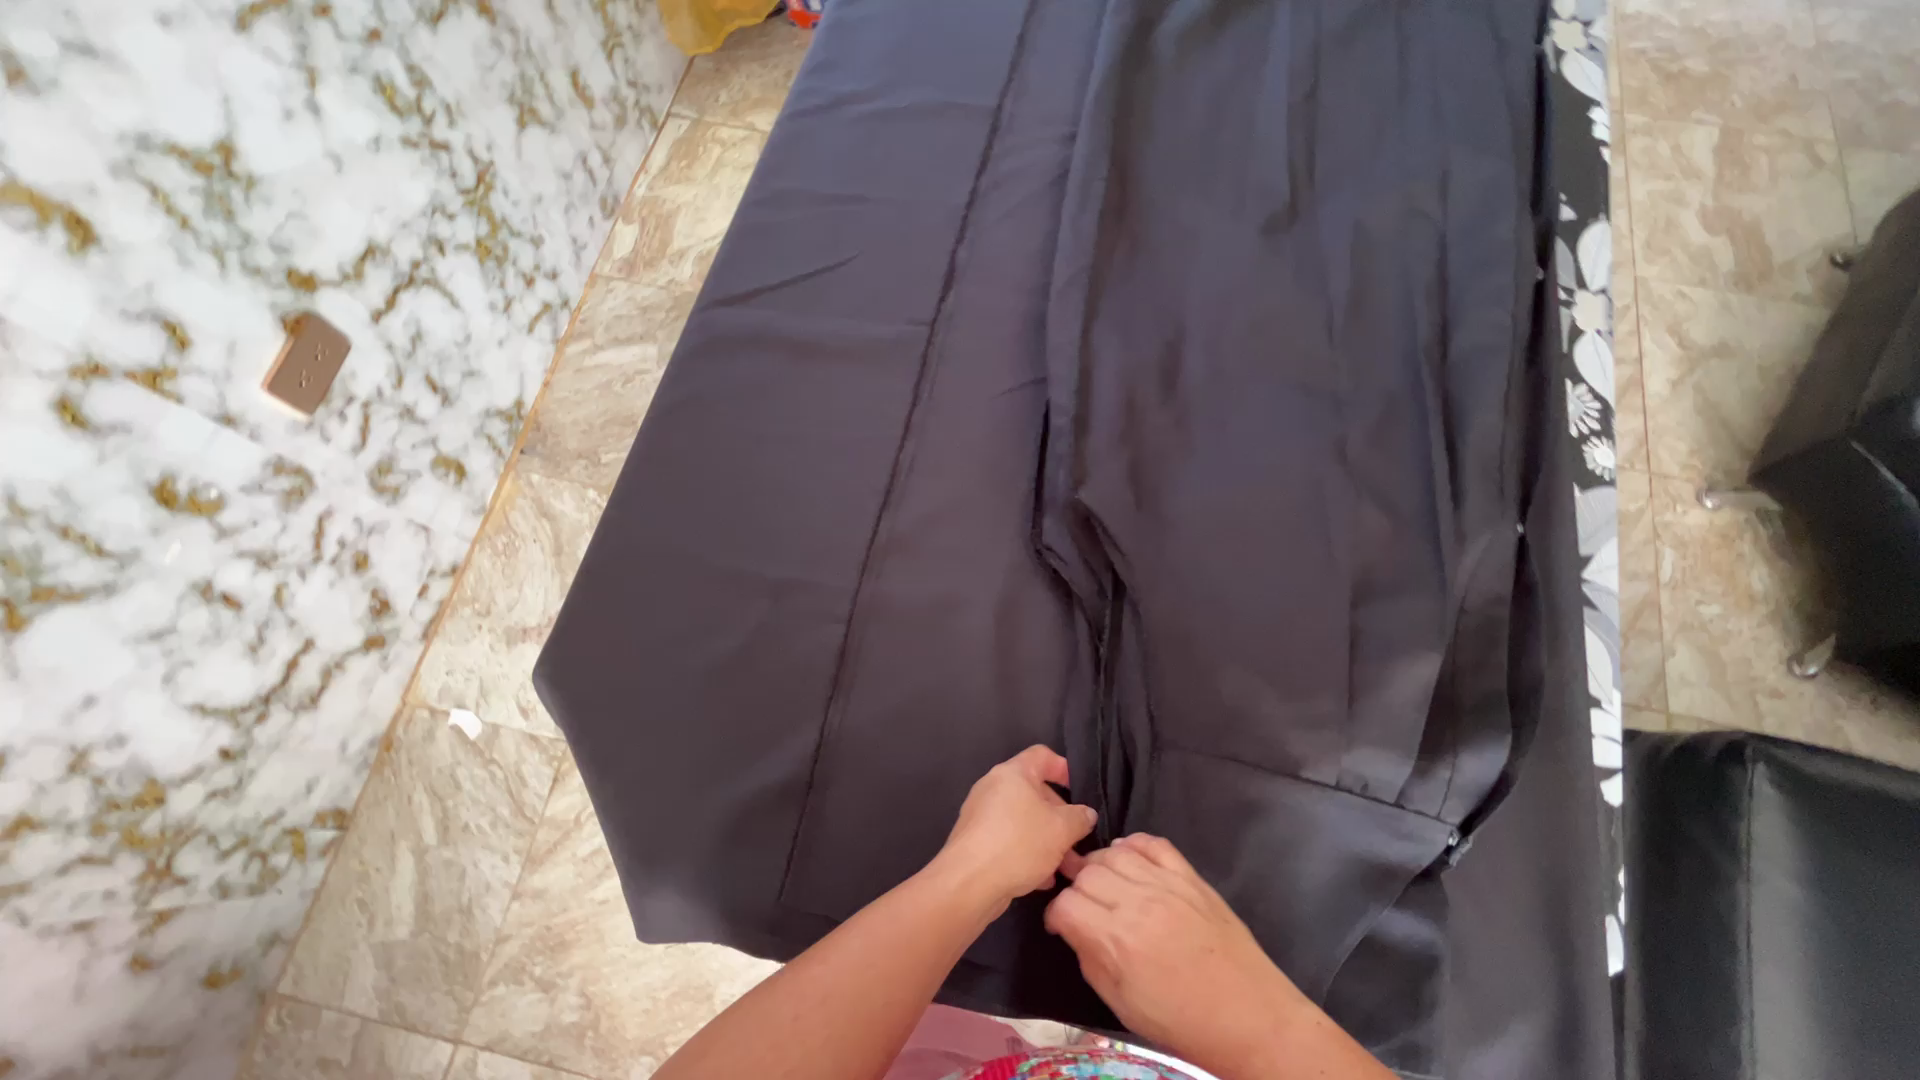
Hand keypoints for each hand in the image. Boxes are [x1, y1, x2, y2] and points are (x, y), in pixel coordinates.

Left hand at [933, 746, 1098, 910]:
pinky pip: (1009, 841)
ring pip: (1024, 822)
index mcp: (1012, 773)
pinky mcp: (976, 842)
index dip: (1064, 768)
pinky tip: (1043, 879)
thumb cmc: (1018, 843)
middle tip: (1078, 842)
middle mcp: (994, 788)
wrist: (968, 882)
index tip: (1080, 790)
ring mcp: (982, 815)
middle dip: (1061, 819)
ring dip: (1048, 842)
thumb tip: (1086, 814)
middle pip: (1035, 793)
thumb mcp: (1061, 830)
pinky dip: (1028, 854)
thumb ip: (1079, 818)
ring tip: (1067, 868)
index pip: (1042, 756)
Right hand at [1045, 834, 1308, 1073]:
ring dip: (1100, 864)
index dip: (1056, 914)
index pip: (1066, 903)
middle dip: (1075, 887)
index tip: (1061, 926)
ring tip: (1102, 882)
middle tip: (1082, 906)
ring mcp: (1167, 884)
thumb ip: (1088, 958)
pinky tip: (1129, 859)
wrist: (1248, 1017)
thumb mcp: (1119, 1003)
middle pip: (1087, 871)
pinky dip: (1134, 844)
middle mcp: (1138, 902)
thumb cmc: (1180, 1020)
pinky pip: (1154, 844)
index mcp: (1117, 939)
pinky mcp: (1191, 877)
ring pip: (1115, 852)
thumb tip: (1072, 928)